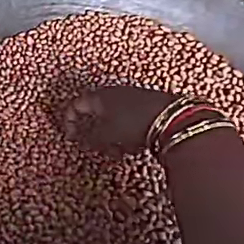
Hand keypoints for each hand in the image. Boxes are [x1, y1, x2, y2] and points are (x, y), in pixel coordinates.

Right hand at [57, 85, 177, 154]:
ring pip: (114, 118)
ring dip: (112, 136)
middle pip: (96, 113)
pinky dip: (127, 132)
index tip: (71, 137)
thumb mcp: (107, 135)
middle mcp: (114, 92)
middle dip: (95, 132)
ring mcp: (132, 96)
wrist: (174, 119)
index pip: (76, 105)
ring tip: (120, 151)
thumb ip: (90, 138)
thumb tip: (81, 141)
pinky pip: (129, 119)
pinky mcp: (148, 104)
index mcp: (99, 96)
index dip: (69, 121)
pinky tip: (135, 146)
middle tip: (98, 147)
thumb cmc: (135, 123)